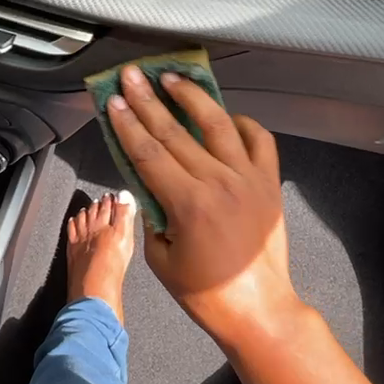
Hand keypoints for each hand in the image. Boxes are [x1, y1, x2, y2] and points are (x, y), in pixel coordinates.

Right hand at [104, 65, 305, 346]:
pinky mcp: (269, 183)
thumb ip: (152, 215)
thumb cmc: (205, 293)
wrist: (258, 309)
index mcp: (188, 204)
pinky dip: (241, 123)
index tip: (114, 100)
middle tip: (132, 75)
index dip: (128, 124)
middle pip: (175, 132)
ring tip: (172, 77)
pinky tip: (224, 115)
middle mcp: (219, 183)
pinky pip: (259, 140)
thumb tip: (148, 184)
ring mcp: (249, 179)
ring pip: (217, 124)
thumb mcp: (160, 259)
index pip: (148, 152)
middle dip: (148, 100)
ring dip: (192, 97)